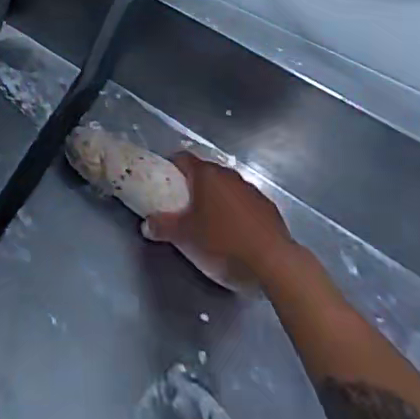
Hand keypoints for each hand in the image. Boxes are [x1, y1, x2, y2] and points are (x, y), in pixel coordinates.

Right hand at [143, 153, 295, 275]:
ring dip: (216, 197)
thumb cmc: (223, 240)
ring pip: (226, 186)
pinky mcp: (268, 207)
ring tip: (209, 219)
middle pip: (205, 172)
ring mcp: (251, 189)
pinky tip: (234, 231)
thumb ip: (163, 226)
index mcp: (206, 175)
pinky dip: (236, 211)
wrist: (273, 260)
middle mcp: (229, 175)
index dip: (171, 165)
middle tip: (183, 203)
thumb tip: (146, 225)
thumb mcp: (185, 235)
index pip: (182, 158)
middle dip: (193, 184)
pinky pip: (244, 202)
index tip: (164, 179)